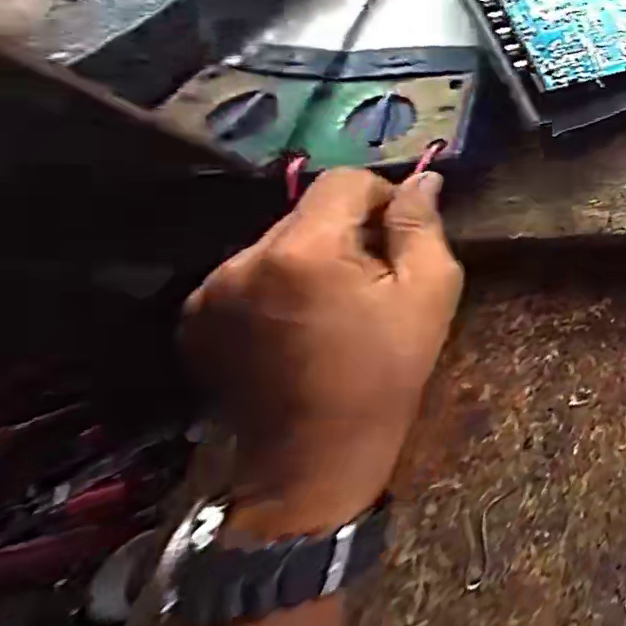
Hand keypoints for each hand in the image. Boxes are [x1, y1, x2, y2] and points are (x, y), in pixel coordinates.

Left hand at [182, 170, 463, 533]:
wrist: (319, 446)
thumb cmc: (391, 361)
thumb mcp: (432, 286)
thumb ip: (421, 225)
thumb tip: (423, 179)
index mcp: (303, 251)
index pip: (342, 182)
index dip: (383, 195)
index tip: (403, 234)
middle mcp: (241, 260)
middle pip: (308, 211)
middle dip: (349, 229)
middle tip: (379, 275)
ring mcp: (208, 292)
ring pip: (278, 241)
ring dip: (314, 255)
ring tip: (339, 302)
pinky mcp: (193, 319)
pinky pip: (249, 273)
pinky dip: (282, 281)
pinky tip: (303, 320)